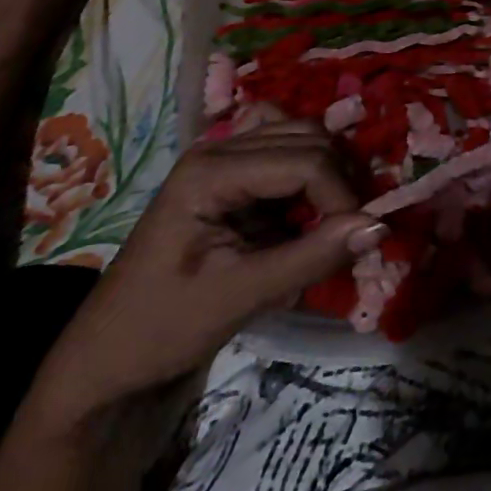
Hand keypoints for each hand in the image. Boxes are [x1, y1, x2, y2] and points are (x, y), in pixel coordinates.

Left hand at [28, 122, 383, 417]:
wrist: (110, 353)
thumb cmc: (163, 326)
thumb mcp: (240, 296)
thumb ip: (311, 256)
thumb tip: (380, 226)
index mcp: (211, 170)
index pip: (304, 160)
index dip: (342, 195)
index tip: (359, 241)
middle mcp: (219, 148)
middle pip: (308, 137)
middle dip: (340, 180)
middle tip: (353, 231)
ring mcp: (223, 158)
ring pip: (302, 139)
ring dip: (329, 175)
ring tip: (337, 223)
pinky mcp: (232, 177)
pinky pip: (286, 155)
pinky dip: (309, 174)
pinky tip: (310, 208)